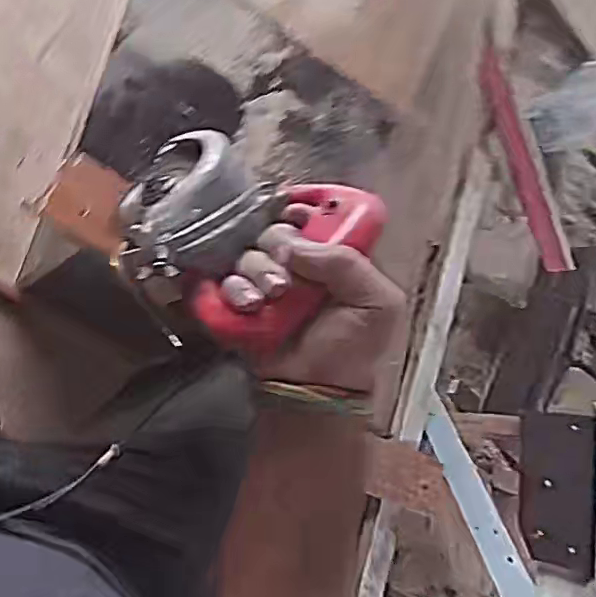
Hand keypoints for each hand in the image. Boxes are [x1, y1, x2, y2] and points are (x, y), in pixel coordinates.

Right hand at [217, 205, 405, 392]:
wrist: (312, 388)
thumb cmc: (352, 348)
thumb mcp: (376, 302)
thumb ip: (347, 264)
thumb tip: (293, 245)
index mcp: (333, 255)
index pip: (313, 214)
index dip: (302, 208)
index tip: (294, 215)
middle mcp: (295, 263)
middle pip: (272, 232)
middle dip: (275, 249)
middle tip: (285, 282)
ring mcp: (261, 281)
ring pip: (244, 256)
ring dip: (253, 274)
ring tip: (266, 301)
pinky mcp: (234, 302)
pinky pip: (219, 282)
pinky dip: (228, 291)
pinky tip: (247, 308)